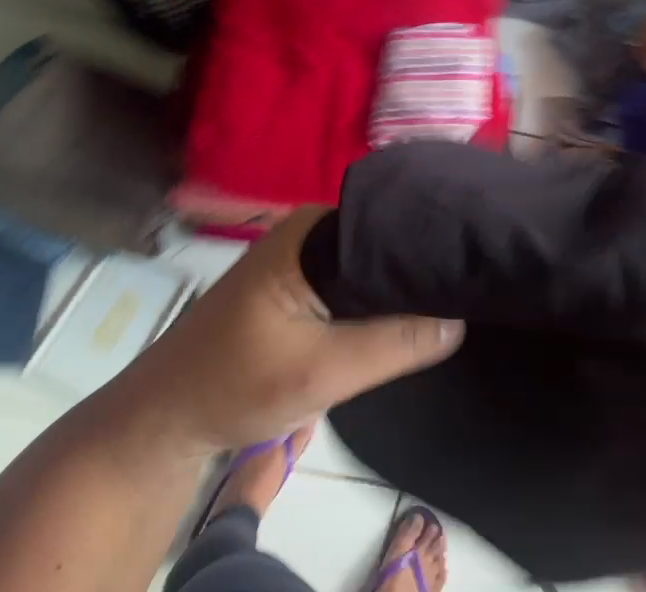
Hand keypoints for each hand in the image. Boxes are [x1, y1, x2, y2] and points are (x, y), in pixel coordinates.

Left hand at [128, 206, 464, 453]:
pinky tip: (413, 322)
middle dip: (423, 273)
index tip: (478, 270)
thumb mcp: (321, 371)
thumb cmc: (234, 385)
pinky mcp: (303, 287)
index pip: (394, 225)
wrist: (166, 419)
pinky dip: (380, 307)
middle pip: (387, 246)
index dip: (435, 249)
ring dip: (403, 293)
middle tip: (474, 294)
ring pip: (373, 271)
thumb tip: (460, 318)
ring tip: (457, 305)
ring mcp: (306, 259)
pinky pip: (356, 288)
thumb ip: (393, 342)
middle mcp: (312, 231)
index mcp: (312, 229)